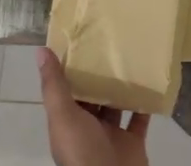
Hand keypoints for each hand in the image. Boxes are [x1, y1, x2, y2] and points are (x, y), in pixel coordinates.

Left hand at [38, 48, 151, 165]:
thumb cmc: (82, 150)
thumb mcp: (63, 117)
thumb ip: (54, 86)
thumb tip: (40, 51)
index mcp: (67, 123)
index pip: (67, 92)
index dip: (72, 69)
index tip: (83, 40)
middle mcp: (87, 129)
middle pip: (93, 97)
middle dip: (100, 75)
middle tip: (112, 42)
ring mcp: (111, 136)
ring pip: (116, 106)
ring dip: (123, 87)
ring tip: (132, 56)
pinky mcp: (132, 142)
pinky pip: (140, 117)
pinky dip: (145, 102)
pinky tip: (150, 81)